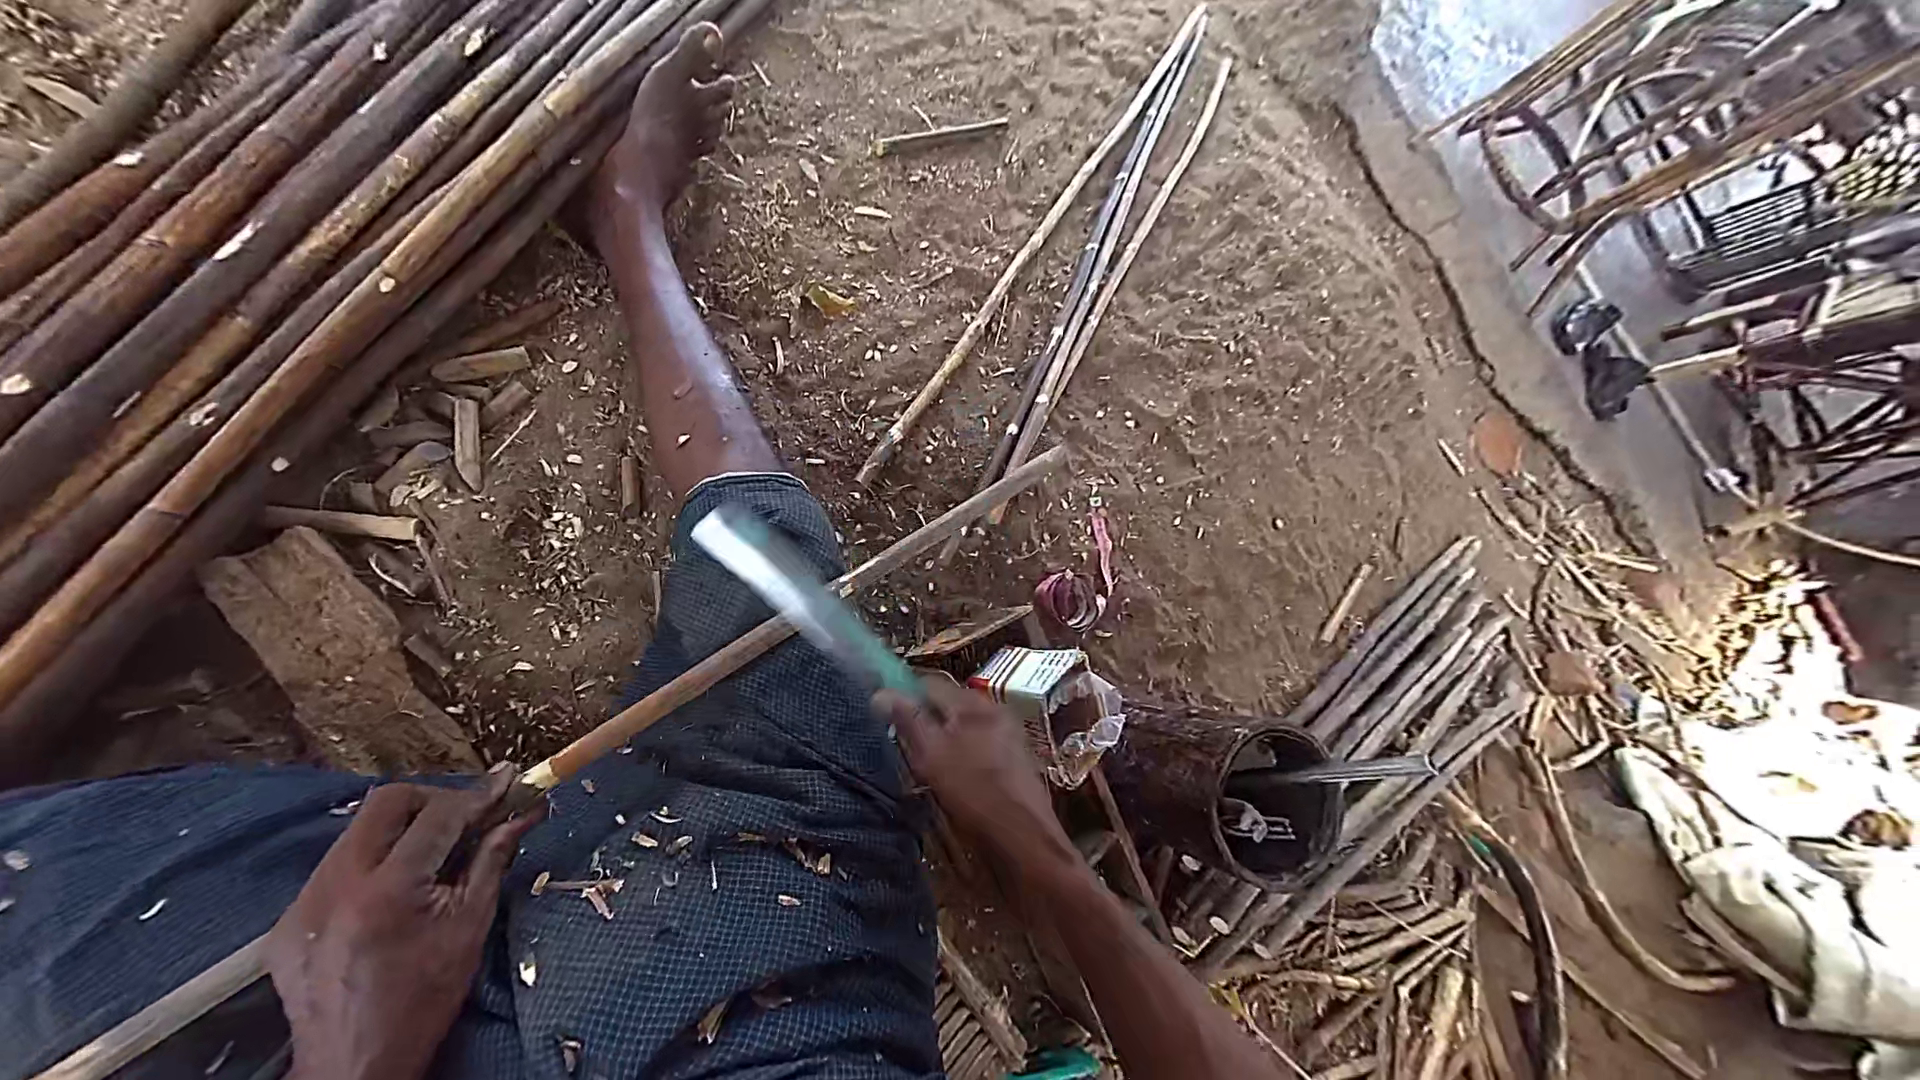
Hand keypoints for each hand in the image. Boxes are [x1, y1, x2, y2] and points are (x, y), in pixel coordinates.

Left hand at [266, 771, 540, 1079]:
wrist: (354, 1067)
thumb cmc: (427, 994)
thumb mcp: (472, 921)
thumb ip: (494, 856)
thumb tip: (525, 811)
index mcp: (386, 892)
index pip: (438, 815)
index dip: (480, 793)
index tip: (510, 779)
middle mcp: (335, 888)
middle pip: (387, 803)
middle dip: (436, 798)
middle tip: (469, 816)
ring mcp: (303, 904)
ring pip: (360, 829)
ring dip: (408, 826)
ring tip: (441, 849)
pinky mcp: (291, 920)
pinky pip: (341, 863)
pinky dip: (380, 856)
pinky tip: (402, 883)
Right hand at [874, 678, 1077, 875]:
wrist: (1025, 840)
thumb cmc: (975, 794)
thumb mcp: (932, 755)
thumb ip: (908, 720)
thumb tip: (880, 692)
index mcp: (974, 702)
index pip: (929, 683)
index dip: (904, 696)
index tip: (885, 718)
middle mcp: (995, 710)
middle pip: (948, 705)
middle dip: (924, 722)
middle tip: (905, 748)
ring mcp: (1009, 735)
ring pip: (963, 728)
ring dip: (943, 741)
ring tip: (927, 768)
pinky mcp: (1016, 761)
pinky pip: (979, 747)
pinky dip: (963, 756)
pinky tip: (956, 782)